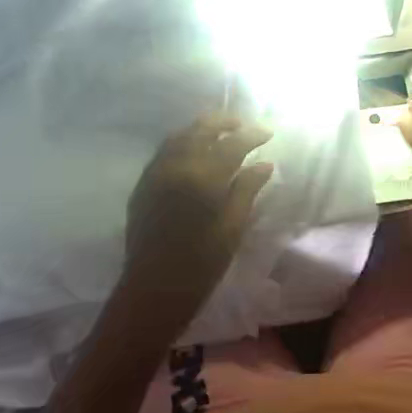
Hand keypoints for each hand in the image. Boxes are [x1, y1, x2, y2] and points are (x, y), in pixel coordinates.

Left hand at [113, 115, 274, 341]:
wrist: (153, 289)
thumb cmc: (201, 265)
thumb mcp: (232, 228)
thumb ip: (246, 190)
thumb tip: (263, 164)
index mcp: (202, 177)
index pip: (231, 144)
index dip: (251, 135)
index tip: (268, 132)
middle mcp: (175, 165)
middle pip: (201, 130)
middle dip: (224, 123)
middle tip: (243, 126)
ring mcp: (155, 172)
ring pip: (179, 136)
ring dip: (201, 129)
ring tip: (220, 133)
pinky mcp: (143, 183)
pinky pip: (164, 151)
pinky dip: (182, 142)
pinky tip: (194, 151)